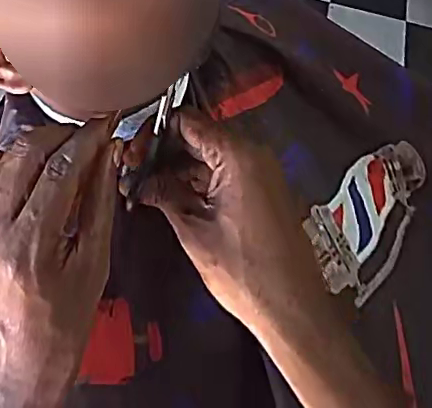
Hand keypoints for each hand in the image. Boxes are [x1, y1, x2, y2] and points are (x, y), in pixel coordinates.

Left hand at [0, 123, 118, 407]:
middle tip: (86, 135)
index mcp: (31, 247)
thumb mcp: (93, 269)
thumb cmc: (58, 332)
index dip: (87, 138)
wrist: (14, 372)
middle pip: (28, 151)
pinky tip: (20, 165)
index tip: (103, 124)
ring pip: (2, 156)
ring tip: (61, 149)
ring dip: (36, 142)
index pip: (61, 168)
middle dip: (63, 134)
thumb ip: (100, 204)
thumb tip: (108, 156)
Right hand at [125, 109, 327, 332]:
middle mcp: (252, 152)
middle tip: (136, 168)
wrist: (296, 312)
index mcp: (237, 155)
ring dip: (179, 165)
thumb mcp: (195, 231)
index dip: (155, 132)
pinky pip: (223, 168)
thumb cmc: (247, 274)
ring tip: (148, 184)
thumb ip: (166, 194)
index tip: (135, 150)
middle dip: (164, 150)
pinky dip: (199, 178)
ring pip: (208, 151)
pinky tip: (173, 193)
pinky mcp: (262, 186)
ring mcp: (260, 169)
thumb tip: (140, 180)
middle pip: (197, 133)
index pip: (186, 120)